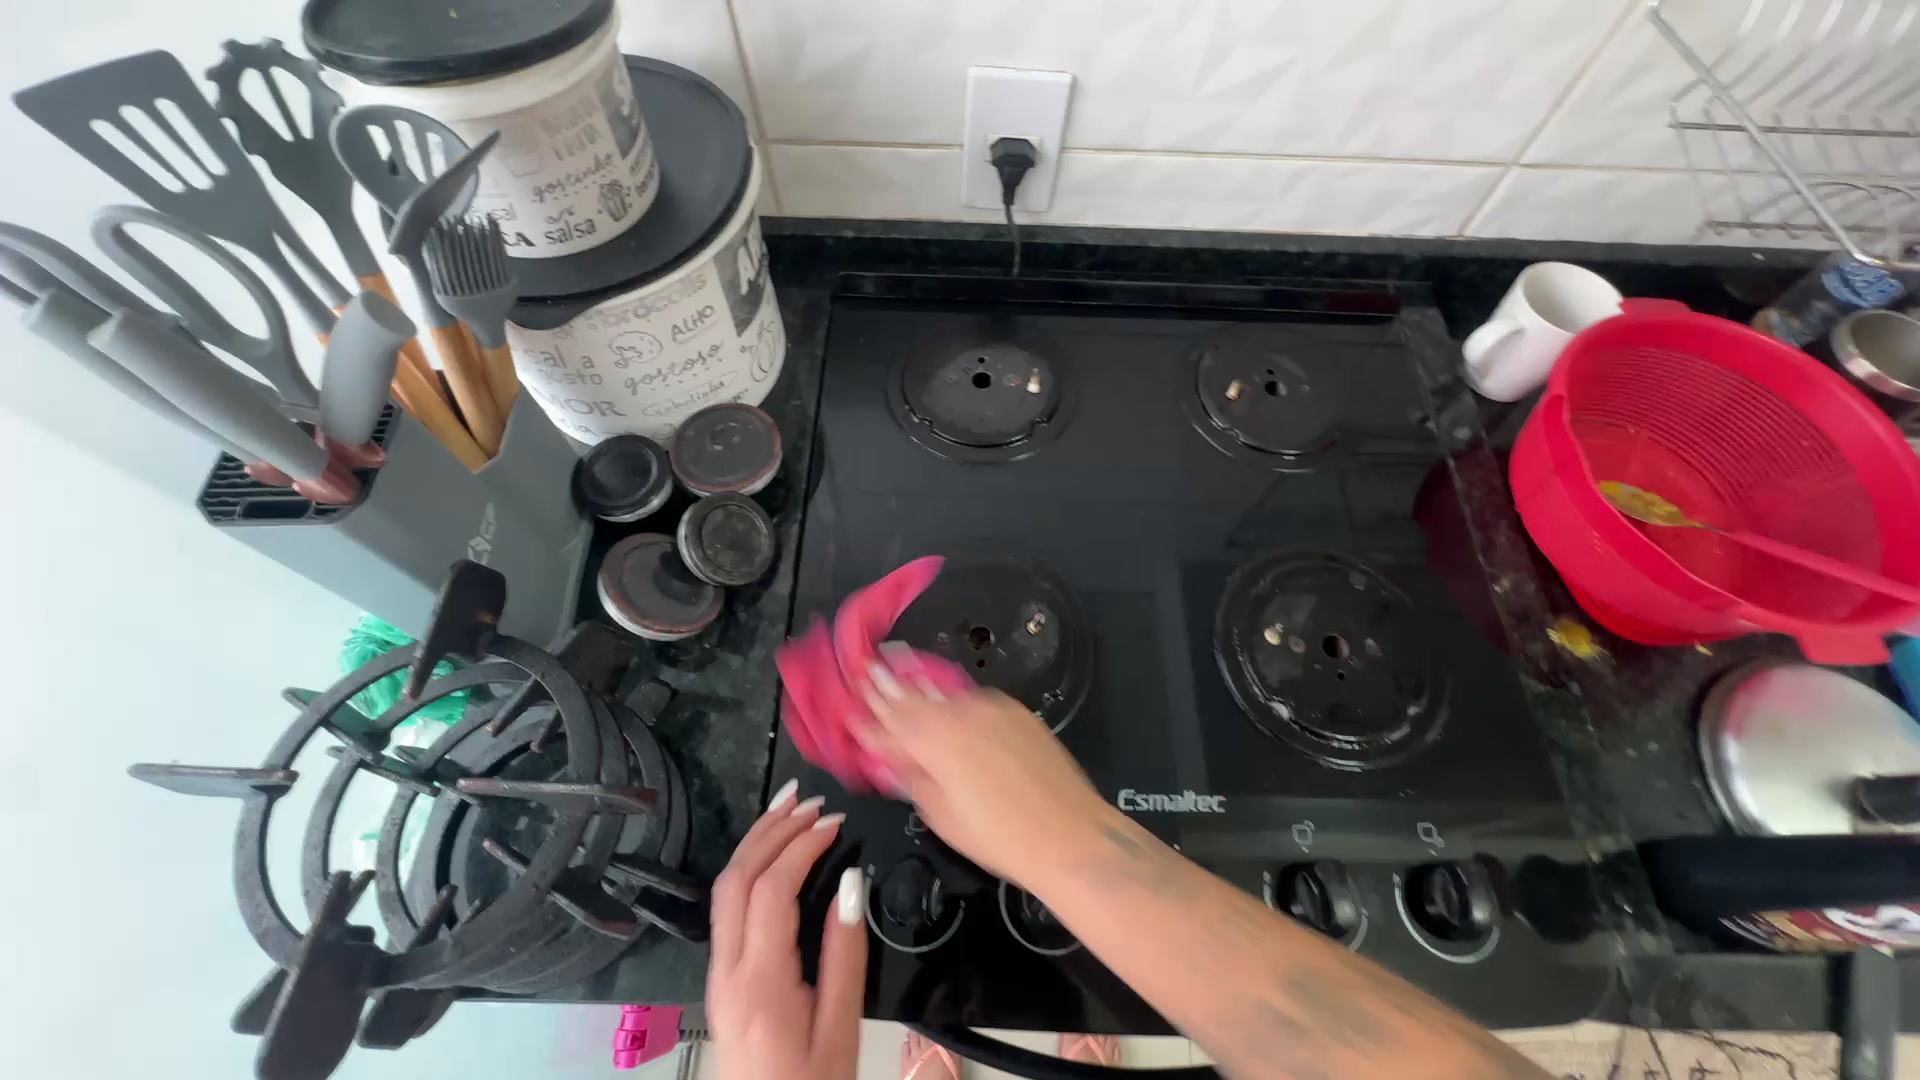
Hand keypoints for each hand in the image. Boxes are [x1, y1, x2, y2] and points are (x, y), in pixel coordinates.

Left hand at [707, 786, 866, 1079]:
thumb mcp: (841, 1027)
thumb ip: (845, 953)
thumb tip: (851, 885)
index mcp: (760, 983)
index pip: (772, 889)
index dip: (802, 845)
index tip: (835, 822)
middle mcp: (728, 971)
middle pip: (736, 878)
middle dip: (772, 828)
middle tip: (808, 799)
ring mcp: (717, 974)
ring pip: (724, 889)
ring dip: (756, 841)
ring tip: (787, 808)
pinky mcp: (720, 978)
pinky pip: (726, 906)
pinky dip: (750, 866)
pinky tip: (772, 852)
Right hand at [854, 643, 1117, 885]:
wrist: (1070, 835)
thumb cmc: (1001, 837)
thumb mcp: (941, 814)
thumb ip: (911, 777)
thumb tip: (890, 759)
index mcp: (935, 740)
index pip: (890, 718)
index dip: (868, 709)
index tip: (851, 698)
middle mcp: (961, 715)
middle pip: (915, 696)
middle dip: (888, 685)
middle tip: (867, 668)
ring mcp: (992, 709)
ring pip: (944, 694)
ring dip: (919, 686)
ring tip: (896, 669)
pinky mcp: (1017, 712)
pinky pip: (974, 699)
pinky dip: (953, 699)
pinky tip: (945, 700)